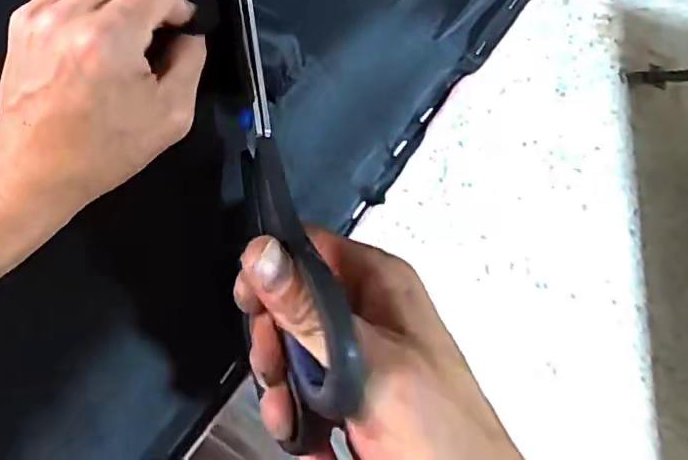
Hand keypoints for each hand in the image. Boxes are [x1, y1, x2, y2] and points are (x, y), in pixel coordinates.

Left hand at [0, 0, 206, 223]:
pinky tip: (96, 20)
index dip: (178, 3)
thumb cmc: (104, 149)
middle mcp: (71, 14)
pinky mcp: (23, 16)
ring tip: (125, 15)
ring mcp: (41, 12)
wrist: (30, 170)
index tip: (176, 30)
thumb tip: (188, 30)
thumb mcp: (172, 115)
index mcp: (109, 38)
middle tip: (153, 22)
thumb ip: (191, 61)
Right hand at [233, 229, 521, 459]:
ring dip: (282, 390)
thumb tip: (260, 250)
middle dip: (276, 345)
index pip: (310, 247)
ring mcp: (360, 357)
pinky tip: (309, 445)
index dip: (273, 268)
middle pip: (293, 303)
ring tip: (292, 426)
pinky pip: (305, 393)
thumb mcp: (367, 365)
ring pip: (293, 352)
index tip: (248, 304)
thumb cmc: (439, 434)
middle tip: (277, 378)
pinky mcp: (353, 400)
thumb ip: (309, 312)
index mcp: (378, 282)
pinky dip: (298, 420)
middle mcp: (366, 310)